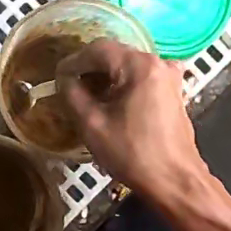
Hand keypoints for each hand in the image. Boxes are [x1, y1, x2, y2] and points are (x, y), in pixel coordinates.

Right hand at [58, 40, 210, 204]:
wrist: (174, 181)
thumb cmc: (132, 153)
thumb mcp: (91, 124)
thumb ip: (73, 95)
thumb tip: (65, 80)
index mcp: (139, 66)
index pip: (98, 50)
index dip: (73, 61)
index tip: (57, 77)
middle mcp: (158, 63)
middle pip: (115, 55)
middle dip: (89, 69)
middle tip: (68, 87)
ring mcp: (169, 78)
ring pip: (128, 67)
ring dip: (105, 78)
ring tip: (86, 97)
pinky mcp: (173, 93)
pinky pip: (141, 79)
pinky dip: (122, 85)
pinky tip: (109, 103)